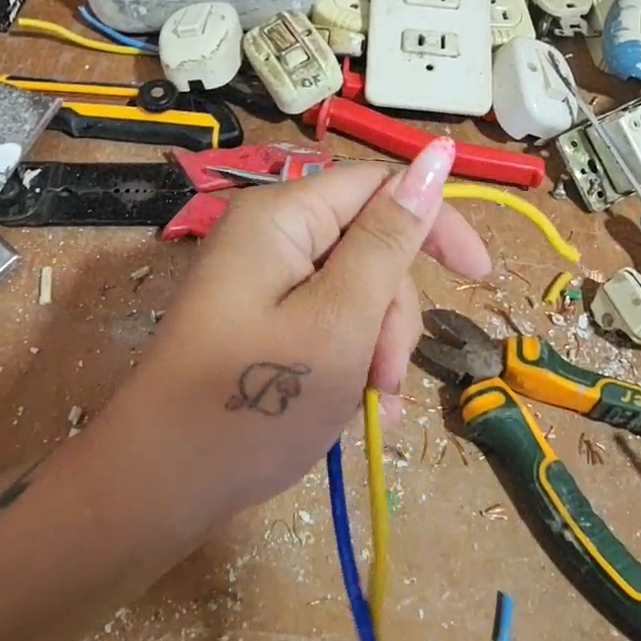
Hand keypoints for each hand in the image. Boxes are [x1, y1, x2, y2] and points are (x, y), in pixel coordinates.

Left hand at [106, 139, 490, 516]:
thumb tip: (436, 157)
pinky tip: (359, 408)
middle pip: (369, 242)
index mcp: (282, 215)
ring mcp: (263, 279)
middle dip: (393, 309)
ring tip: (370, 406)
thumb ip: (389, 239)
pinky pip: (328, 319)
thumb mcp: (340, 319)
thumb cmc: (253, 400)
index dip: (433, 220)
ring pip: (356, 288)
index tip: (479, 276)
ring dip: (377, 344)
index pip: (378, 184)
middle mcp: (270, 235)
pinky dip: (352, 358)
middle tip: (385, 375)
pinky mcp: (261, 319)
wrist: (161, 483)